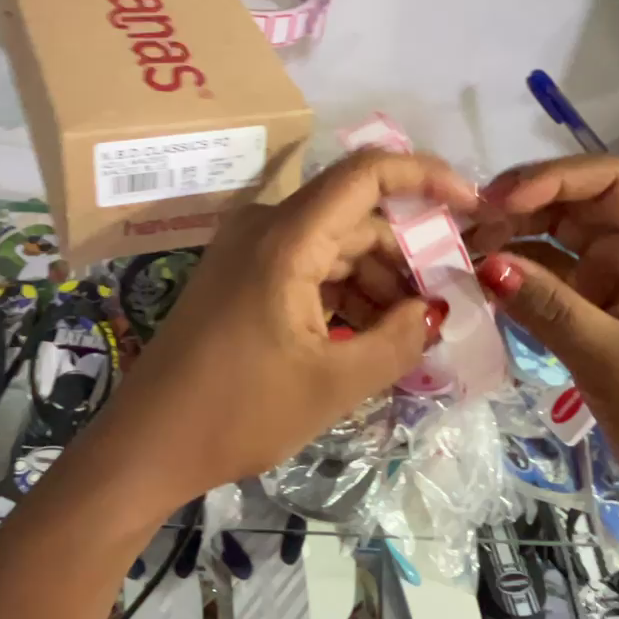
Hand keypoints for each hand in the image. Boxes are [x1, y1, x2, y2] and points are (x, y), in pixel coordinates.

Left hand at [86, 151, 478, 507]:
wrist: (146, 445)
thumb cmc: (238, 413)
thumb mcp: (334, 384)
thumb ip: (399, 341)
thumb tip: (438, 310)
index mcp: (286, 238)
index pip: (367, 173)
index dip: (427, 178)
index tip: (472, 209)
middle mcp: (266, 227)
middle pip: (356, 216)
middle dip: (408, 254)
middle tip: (448, 300)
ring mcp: (249, 250)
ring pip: (335, 245)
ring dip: (378, 280)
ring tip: (411, 332)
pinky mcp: (242, 276)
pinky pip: (309, 267)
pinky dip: (345, 293)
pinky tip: (369, 335)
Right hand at [467, 155, 618, 484]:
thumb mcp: (609, 355)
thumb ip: (547, 306)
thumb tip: (484, 266)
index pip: (611, 180)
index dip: (554, 178)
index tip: (498, 201)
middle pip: (573, 201)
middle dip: (518, 205)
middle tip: (463, 224)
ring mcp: (612, 273)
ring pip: (552, 234)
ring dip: (508, 236)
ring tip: (459, 249)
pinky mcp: (590, 303)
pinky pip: (545, 273)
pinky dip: (512, 273)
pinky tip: (475, 279)